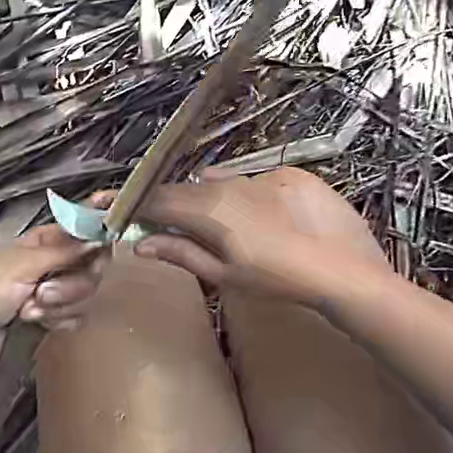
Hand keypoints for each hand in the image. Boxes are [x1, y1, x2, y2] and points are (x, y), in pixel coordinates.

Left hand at [0, 224, 107, 371]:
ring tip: (29, 309)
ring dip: (59, 304)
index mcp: (44, 240)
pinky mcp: (55, 316)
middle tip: (43, 291)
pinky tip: (36, 322)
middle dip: (71, 283)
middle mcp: (53, 261)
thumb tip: (99, 236)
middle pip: (91, 265)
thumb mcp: (24, 264)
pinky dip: (59, 320)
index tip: (106, 241)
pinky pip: (78, 315)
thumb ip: (65, 251)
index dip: (96, 233)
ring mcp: (55, 289)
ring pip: (85, 292)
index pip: (82, 229)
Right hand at [132, 168, 391, 306]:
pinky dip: (239, 195)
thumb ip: (180, 253)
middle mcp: (226, 183)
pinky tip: (255, 218)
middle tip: (158, 223)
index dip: (132, 204)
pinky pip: (249, 180)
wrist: (342, 269)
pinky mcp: (284, 173)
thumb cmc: (278, 279)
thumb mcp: (224, 275)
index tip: (111, 207)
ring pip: (216, 182)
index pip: (157, 200)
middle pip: (183, 189)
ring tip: (213, 225)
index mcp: (206, 208)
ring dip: (203, 199)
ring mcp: (256, 175)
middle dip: (167, 204)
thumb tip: (139, 244)